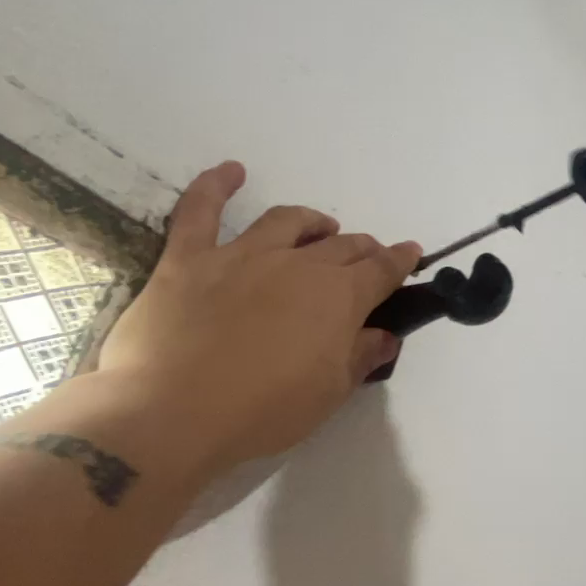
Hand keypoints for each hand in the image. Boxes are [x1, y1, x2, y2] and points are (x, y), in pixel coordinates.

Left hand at [96, 162, 418, 475]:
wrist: (173, 413)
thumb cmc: (264, 411)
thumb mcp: (330, 394)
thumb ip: (361, 357)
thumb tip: (383, 335)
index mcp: (339, 297)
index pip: (382, 270)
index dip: (401, 261)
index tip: (412, 253)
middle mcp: (297, 264)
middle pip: (342, 246)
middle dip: (362, 248)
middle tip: (367, 258)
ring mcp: (241, 255)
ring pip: (286, 222)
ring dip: (311, 221)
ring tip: (320, 227)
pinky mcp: (189, 258)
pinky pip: (201, 211)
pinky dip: (216, 186)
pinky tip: (231, 171)